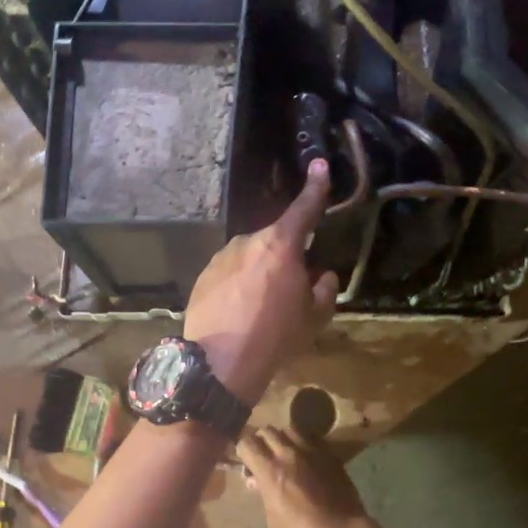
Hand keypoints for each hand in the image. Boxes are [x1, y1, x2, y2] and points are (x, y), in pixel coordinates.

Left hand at [184, 159, 338, 398]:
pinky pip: (230, 272)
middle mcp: (248, 241)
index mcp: (281, 245)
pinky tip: (239, 313)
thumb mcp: (314, 318)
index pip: (304, 209)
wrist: (220, 363)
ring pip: (251, 257)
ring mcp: (221, 257)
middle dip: (286, 258)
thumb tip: (322, 276)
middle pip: (276, 241)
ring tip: (262, 309)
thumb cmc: (275, 336)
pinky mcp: (203, 275)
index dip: (316, 187)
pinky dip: (239, 285)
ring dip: (260, 273)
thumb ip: (324, 290)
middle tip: (292, 291)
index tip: (319, 165)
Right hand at [239, 426, 371, 527]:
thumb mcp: (273, 519)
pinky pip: (309, 437)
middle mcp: (288, 453)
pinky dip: (301, 442)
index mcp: (271, 471)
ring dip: (282, 438)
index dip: (243, 450)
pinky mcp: (328, 452)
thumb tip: (255, 480)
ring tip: (284, 451)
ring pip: (289, 429)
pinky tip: (303, 455)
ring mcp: (310, 450)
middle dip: (261, 440)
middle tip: (263, 454)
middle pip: (267, 431)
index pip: (247, 444)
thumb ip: (263, 494)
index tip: (246, 460)